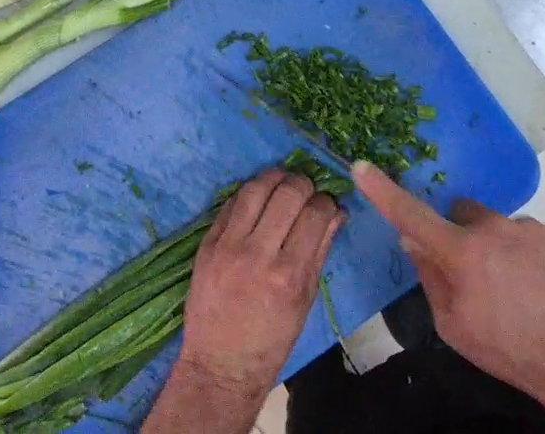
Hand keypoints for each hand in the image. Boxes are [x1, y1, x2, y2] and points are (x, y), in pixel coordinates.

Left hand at [153, 168, 344, 431]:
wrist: (221, 366)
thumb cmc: (272, 341)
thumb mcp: (306, 300)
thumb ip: (321, 250)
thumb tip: (337, 212)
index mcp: (289, 274)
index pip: (316, 213)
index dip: (327, 202)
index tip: (328, 204)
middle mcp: (258, 254)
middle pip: (288, 193)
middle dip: (305, 184)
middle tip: (308, 191)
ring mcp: (228, 246)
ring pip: (256, 189)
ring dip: (275, 179)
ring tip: (284, 184)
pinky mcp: (207, 244)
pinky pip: (231, 203)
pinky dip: (250, 194)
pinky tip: (260, 197)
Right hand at [351, 160, 544, 398]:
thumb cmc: (508, 348)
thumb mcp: (454, 325)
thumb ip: (430, 277)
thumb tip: (414, 240)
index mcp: (461, 252)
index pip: (412, 216)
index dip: (384, 191)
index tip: (362, 166)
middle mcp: (492, 228)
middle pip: (461, 214)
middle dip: (460, 234)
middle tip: (473, 275)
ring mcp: (526, 227)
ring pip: (496, 226)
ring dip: (495, 246)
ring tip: (515, 289)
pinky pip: (525, 235)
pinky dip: (524, 255)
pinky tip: (537, 287)